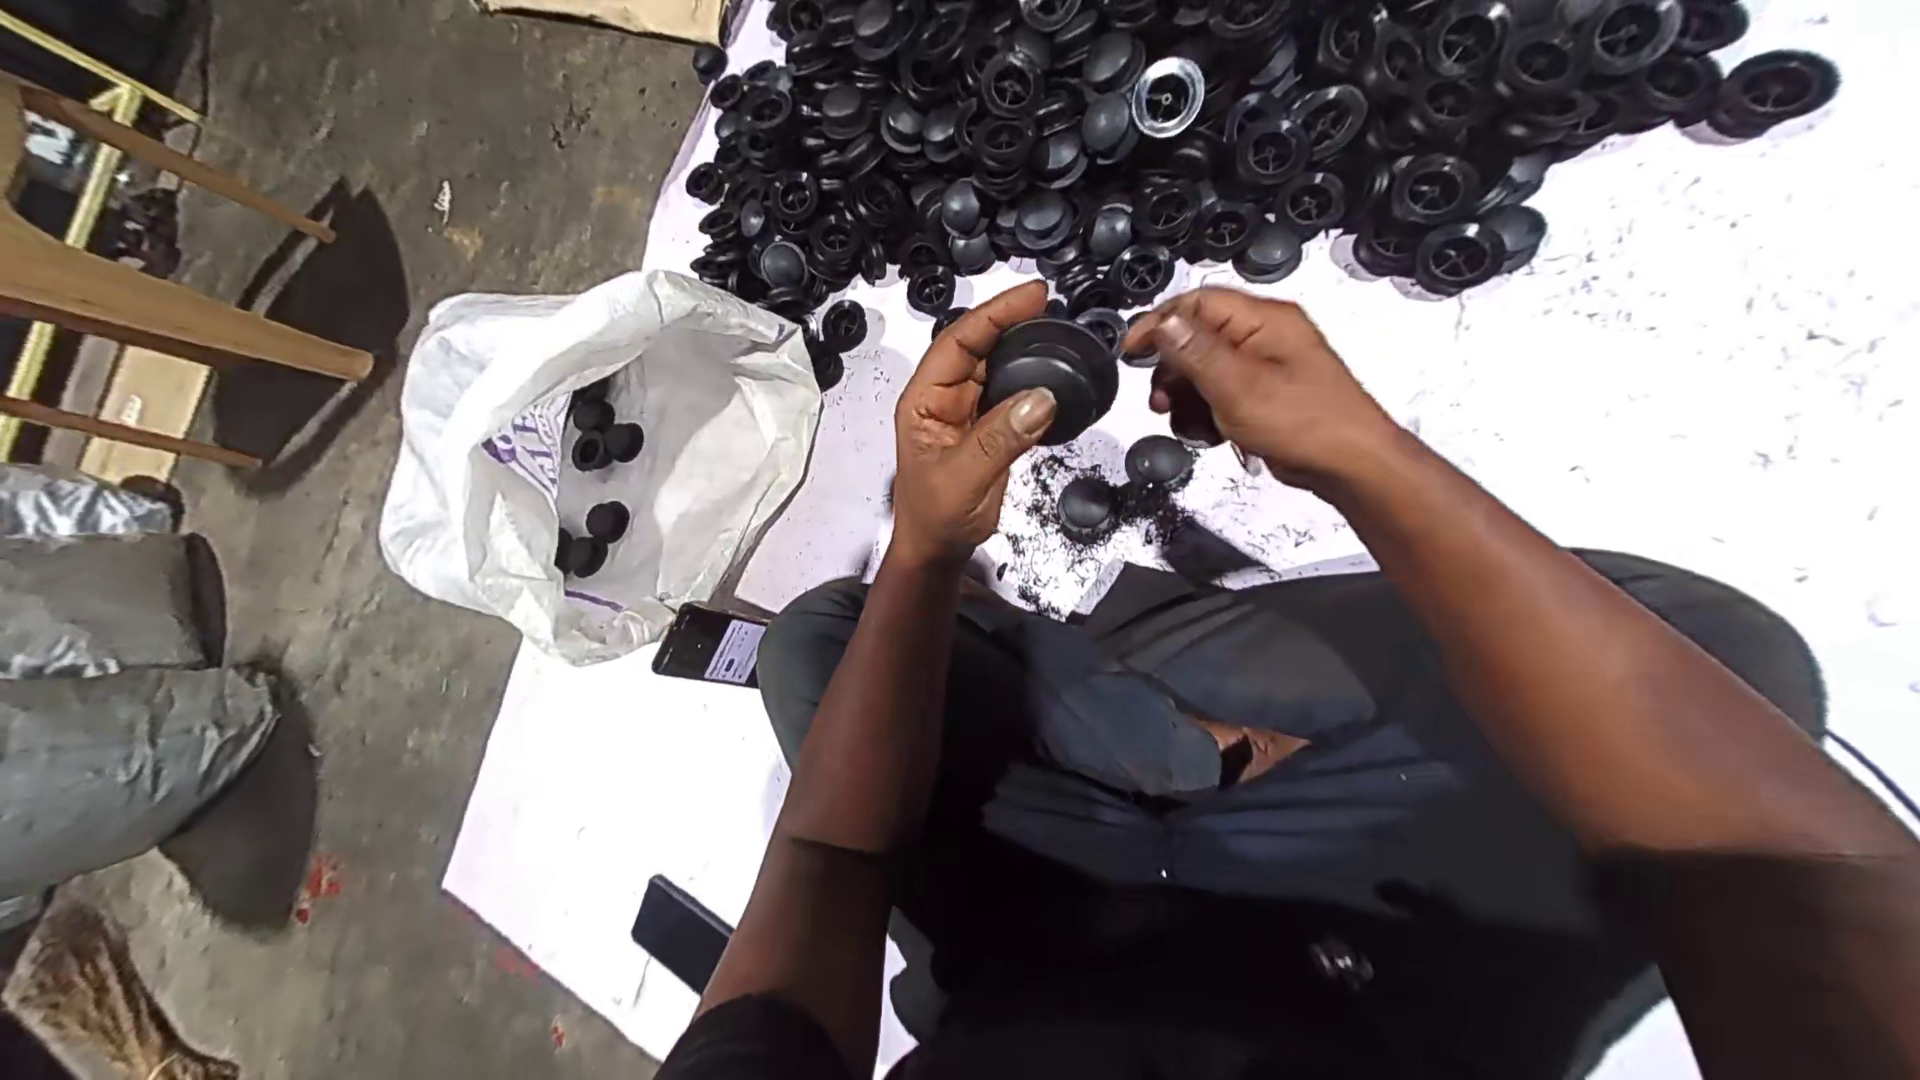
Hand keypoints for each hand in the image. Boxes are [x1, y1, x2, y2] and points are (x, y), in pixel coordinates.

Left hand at [890, 281, 1056, 564]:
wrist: (939, 547)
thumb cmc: (934, 518)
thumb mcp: (962, 480)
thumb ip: (999, 440)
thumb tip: (1038, 399)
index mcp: (924, 402)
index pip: (957, 342)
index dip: (993, 315)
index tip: (1030, 297)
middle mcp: (944, 400)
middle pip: (978, 346)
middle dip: (1011, 322)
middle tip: (1050, 307)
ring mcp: (967, 412)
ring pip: (996, 366)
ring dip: (1024, 348)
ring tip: (1055, 332)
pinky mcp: (988, 427)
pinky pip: (1011, 393)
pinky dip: (1032, 380)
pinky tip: (1050, 373)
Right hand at [1123, 288, 1401, 489]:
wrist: (1347, 464)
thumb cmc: (1310, 424)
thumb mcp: (1239, 386)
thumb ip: (1196, 353)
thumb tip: (1164, 324)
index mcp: (1263, 321)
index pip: (1195, 303)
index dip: (1157, 324)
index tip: (1131, 349)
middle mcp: (1262, 338)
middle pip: (1193, 340)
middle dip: (1171, 372)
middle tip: (1162, 399)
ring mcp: (1260, 367)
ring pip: (1200, 372)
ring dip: (1186, 400)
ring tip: (1193, 422)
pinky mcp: (1259, 394)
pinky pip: (1215, 395)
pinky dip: (1205, 414)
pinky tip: (1212, 432)